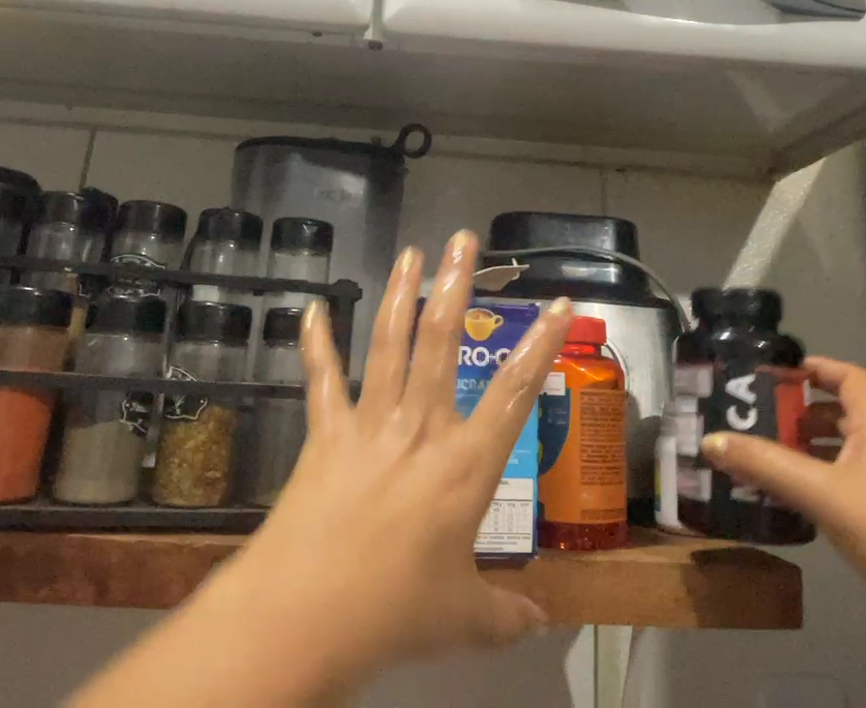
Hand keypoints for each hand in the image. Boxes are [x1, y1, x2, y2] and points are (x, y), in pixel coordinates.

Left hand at [233, 230, 570, 666]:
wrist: (305, 612)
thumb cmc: (394, 611)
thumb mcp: (461, 618)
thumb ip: (504, 614)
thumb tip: (539, 624)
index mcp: (466, 465)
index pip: (516, 391)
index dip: (542, 344)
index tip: (560, 302)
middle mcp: (421, 429)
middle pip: (443, 342)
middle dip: (456, 286)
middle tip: (462, 240)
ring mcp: (369, 424)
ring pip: (389, 345)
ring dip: (399, 294)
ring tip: (410, 253)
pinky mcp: (325, 434)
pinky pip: (322, 380)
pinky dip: (317, 342)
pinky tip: (312, 307)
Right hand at [702, 360, 865, 707]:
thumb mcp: (825, 496)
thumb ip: (767, 466)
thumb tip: (709, 440)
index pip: (852, 378)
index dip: (816, 367)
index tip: (771, 371)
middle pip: (841, 416)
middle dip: (796, 413)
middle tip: (748, 418)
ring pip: (840, 455)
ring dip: (801, 452)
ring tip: (754, 457)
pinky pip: (842, 490)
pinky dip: (812, 486)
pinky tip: (783, 502)